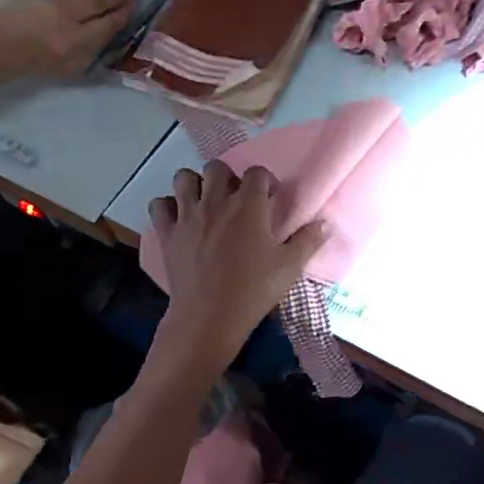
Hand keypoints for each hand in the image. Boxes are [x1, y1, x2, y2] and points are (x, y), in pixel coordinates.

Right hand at [0, 0, 135, 93]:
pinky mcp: (74, 70)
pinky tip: (101, 34)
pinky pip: (94, 52)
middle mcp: (76, 38)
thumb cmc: (1, 15)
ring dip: (113, 28)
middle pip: (107, 25)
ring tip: (121, 17)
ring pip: (103, 40)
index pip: (97, 3)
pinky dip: (100, 41)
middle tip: (132, 3)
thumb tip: (87, 1)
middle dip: (122, 13)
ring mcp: (77, 57)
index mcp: (62, 12)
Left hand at [148, 161, 325, 364]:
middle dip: (229, 177)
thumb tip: (324, 224)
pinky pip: (159, 204)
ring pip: (184, 178)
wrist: (210, 316)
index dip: (266, 180)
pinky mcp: (167, 233)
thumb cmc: (255, 290)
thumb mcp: (290, 267)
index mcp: (249, 207)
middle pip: (217, 168)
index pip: (257, 173)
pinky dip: (168, 206)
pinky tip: (180, 218)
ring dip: (196, 184)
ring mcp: (187, 215)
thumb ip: (308, 241)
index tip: (271, 197)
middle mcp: (216, 202)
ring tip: (206, 202)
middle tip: (237, 199)